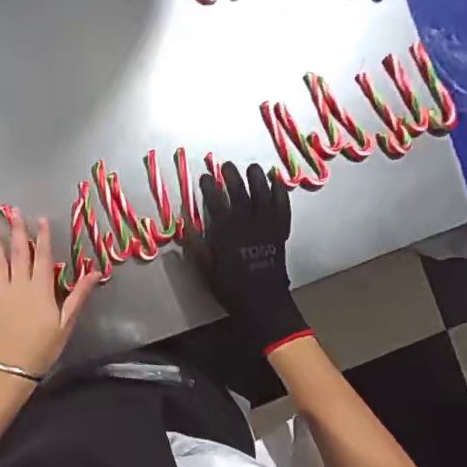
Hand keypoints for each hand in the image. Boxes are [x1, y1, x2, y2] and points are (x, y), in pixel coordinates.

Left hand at [0, 210, 97, 375]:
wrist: (13, 367)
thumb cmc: (44, 347)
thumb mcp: (67, 322)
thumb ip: (79, 295)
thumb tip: (95, 272)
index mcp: (41, 289)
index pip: (43, 256)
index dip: (43, 236)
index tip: (41, 219)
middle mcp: (19, 285)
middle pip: (19, 253)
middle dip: (17, 230)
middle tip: (13, 210)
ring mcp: (1, 293)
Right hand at [192, 162, 307, 354]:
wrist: (262, 300)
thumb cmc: (230, 287)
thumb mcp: (206, 269)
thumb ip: (197, 246)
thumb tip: (185, 225)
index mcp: (224, 230)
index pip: (214, 201)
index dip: (208, 186)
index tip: (204, 177)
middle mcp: (246, 222)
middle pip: (239, 191)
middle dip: (231, 176)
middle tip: (226, 165)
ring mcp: (266, 225)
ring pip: (262, 194)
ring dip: (257, 178)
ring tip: (252, 167)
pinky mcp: (280, 230)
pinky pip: (282, 206)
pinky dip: (280, 193)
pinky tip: (277, 183)